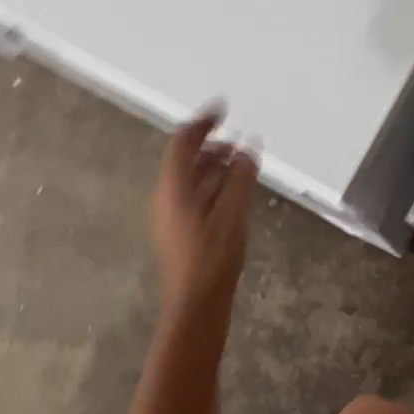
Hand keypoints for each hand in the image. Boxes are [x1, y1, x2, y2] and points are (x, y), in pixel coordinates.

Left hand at [152, 105, 259, 310]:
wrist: (196, 304)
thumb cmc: (214, 257)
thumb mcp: (233, 214)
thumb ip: (240, 177)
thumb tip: (247, 147)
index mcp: (174, 188)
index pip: (183, 142)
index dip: (202, 122)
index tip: (224, 109)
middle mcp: (166, 197)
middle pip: (184, 159)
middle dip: (210, 143)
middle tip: (236, 137)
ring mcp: (170, 215)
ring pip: (189, 178)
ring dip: (212, 163)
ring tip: (238, 159)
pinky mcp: (179, 230)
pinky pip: (193, 194)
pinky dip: (212, 182)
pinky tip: (232, 190)